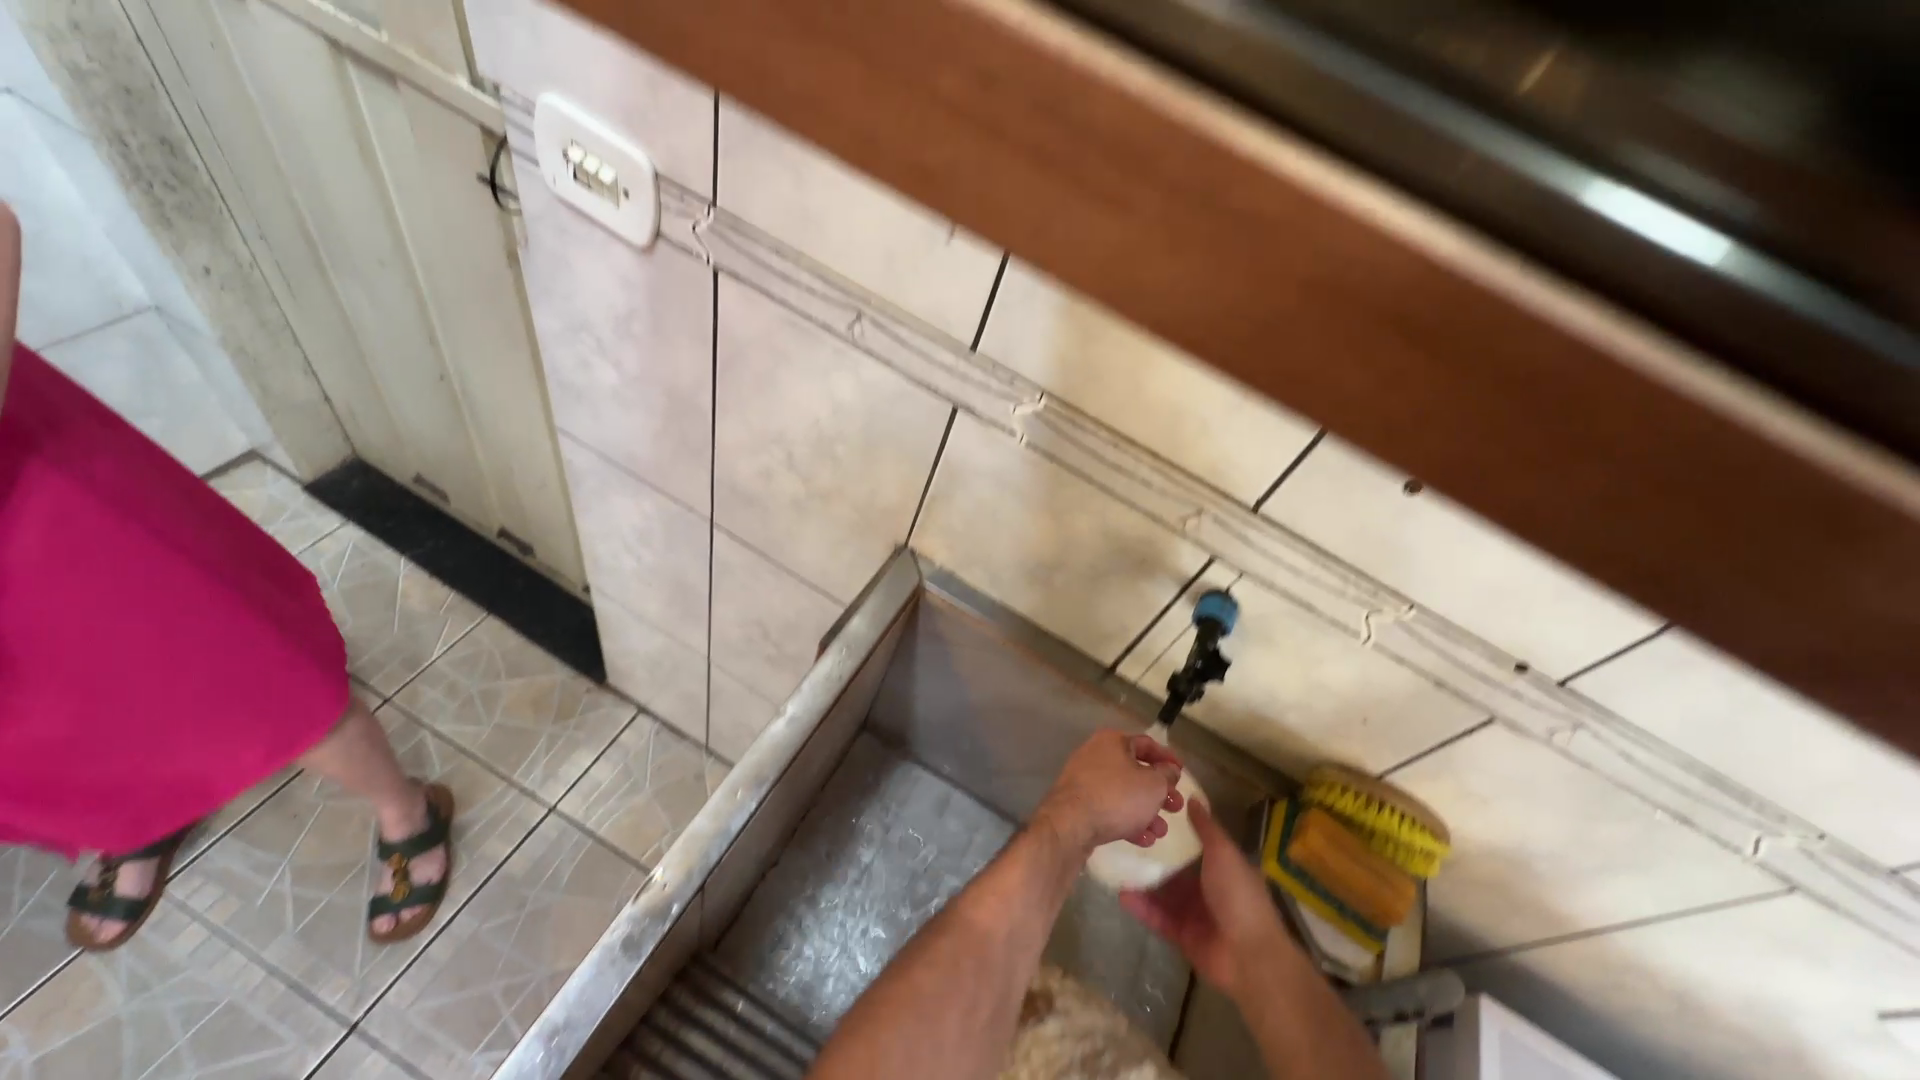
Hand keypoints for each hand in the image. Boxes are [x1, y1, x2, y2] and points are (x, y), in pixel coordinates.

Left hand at [1033, 731, 1184, 853]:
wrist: (1071, 825)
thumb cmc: (1117, 796)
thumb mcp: (1153, 784)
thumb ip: (1166, 775)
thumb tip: (1169, 770)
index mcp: (1113, 742)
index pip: (1147, 744)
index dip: (1168, 759)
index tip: (1182, 774)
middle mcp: (1096, 756)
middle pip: (1135, 772)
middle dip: (1159, 792)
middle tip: (1175, 807)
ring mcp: (1085, 781)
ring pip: (1124, 794)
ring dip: (1146, 812)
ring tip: (1161, 831)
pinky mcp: (1079, 805)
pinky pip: (1109, 809)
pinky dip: (1127, 821)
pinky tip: (1143, 839)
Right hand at [1118, 800, 1294, 1000]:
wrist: (1248, 954)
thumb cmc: (1239, 896)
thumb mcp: (1224, 854)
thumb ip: (1206, 828)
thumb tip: (1192, 799)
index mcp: (1221, 867)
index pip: (1193, 846)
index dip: (1173, 832)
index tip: (1147, 815)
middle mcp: (1206, 888)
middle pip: (1173, 869)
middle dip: (1151, 857)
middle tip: (1122, 839)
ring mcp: (1192, 913)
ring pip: (1161, 893)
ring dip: (1141, 881)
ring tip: (1114, 865)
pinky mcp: (1180, 934)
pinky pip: (1156, 917)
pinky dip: (1141, 906)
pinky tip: (1121, 893)